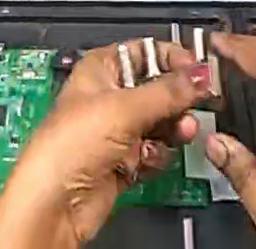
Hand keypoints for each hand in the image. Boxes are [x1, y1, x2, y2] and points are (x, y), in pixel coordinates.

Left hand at [0, 39, 208, 248]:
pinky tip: (146, 159)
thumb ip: (169, 91)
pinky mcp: (123, 160)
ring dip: (172, 128)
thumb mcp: (126, 107)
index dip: (172, 58)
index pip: (145, 51)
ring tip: (181, 131)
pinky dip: (156, 155)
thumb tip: (200, 73)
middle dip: (176, 98)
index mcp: (102, 68)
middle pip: (157, 87)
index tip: (198, 69)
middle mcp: (110, 95)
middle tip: (194, 103)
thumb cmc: (71, 143)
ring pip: (159, 120)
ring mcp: (117, 129)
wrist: (56, 204)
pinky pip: (154, 150)